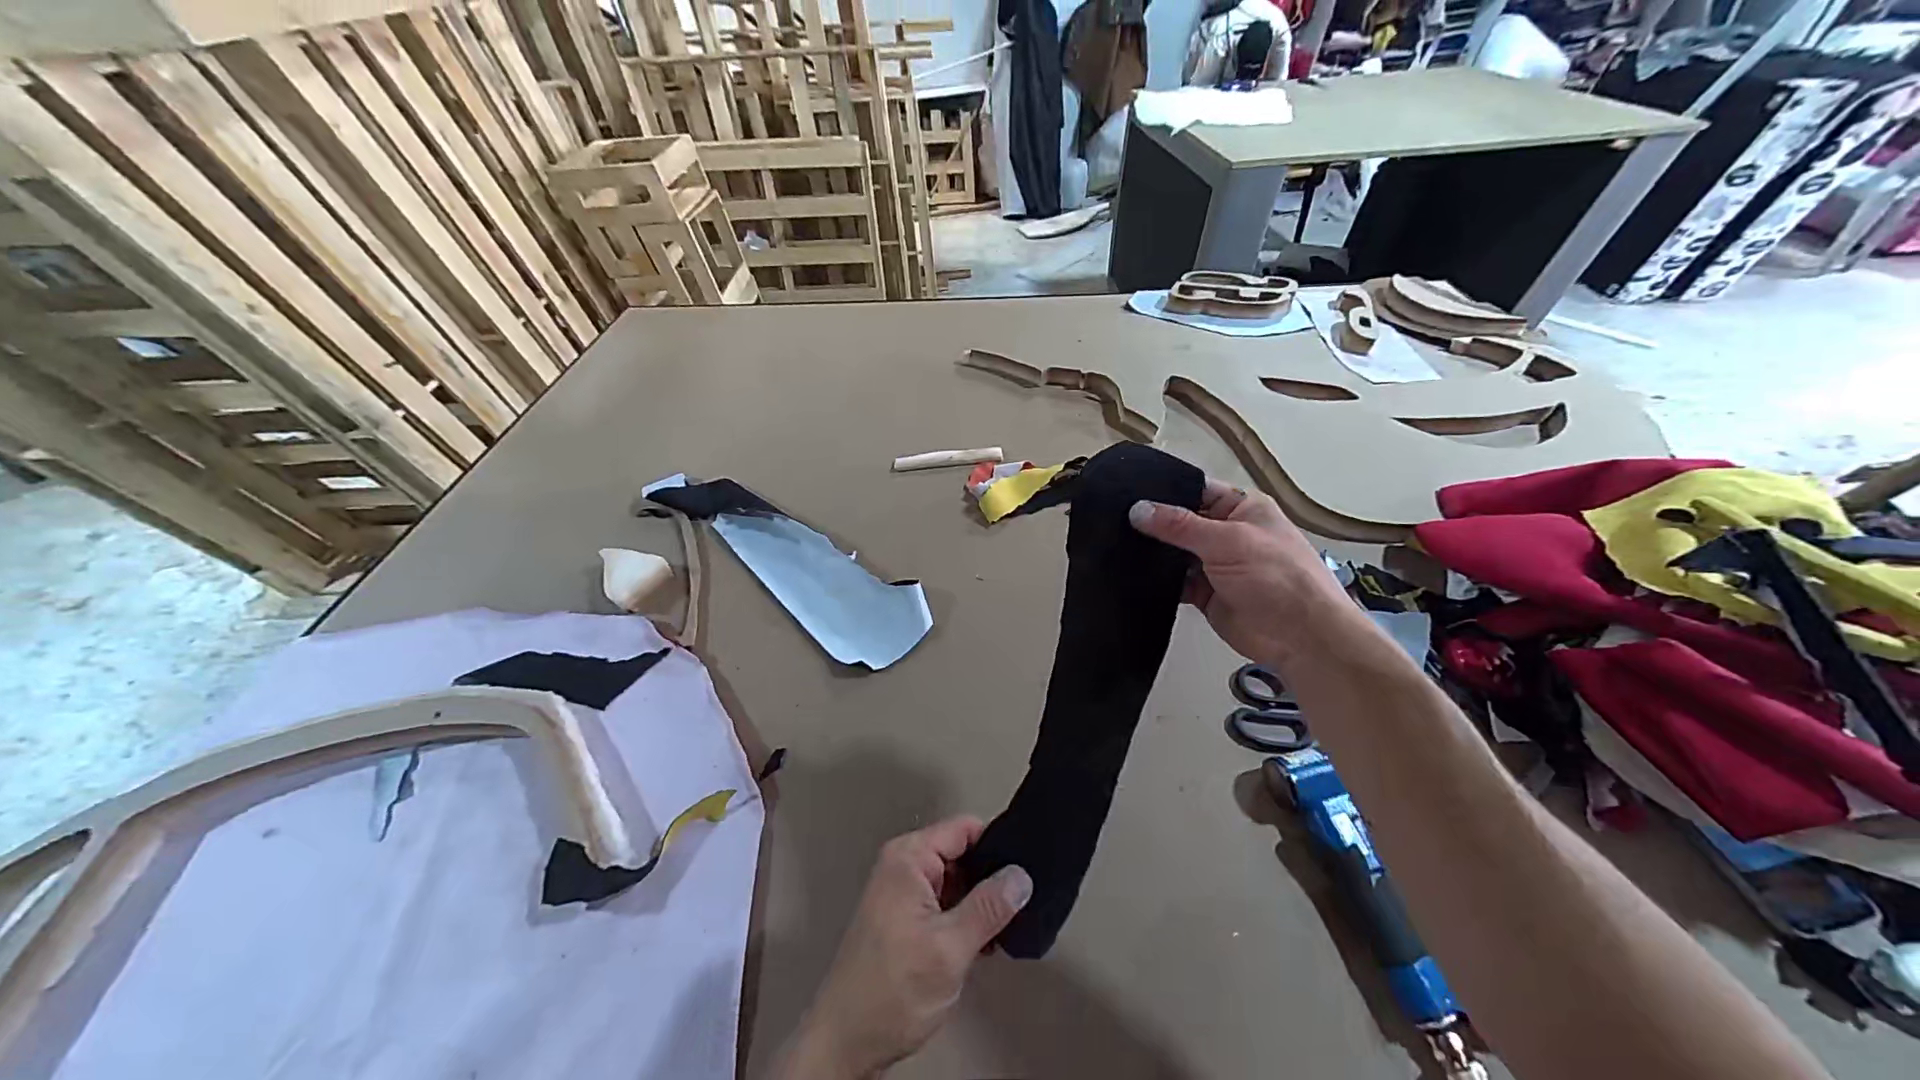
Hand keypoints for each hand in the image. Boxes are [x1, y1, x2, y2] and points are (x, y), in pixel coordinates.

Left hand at [775, 817, 1031, 1078]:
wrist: (846, 1043)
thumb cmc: (890, 993)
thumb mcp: (949, 948)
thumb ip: (988, 908)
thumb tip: (1020, 877)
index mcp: (908, 858)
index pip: (965, 829)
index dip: (998, 844)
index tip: (1028, 868)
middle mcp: (903, 866)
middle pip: (962, 853)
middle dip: (991, 877)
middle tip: (1022, 903)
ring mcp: (902, 892)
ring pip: (957, 881)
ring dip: (980, 903)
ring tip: (1007, 926)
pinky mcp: (905, 919)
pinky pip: (946, 903)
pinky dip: (966, 918)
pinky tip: (985, 942)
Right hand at [1128, 478, 1353, 669]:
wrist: (1301, 638)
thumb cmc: (1279, 579)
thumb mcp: (1228, 541)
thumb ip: (1180, 525)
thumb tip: (1139, 510)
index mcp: (1243, 509)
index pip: (1197, 490)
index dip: (1165, 492)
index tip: (1129, 495)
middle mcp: (1228, 533)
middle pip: (1181, 522)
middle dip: (1154, 525)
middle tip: (1115, 522)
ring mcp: (1216, 565)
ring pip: (1175, 554)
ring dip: (1155, 555)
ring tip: (1118, 547)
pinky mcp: (1205, 593)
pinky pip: (1175, 583)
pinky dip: (1158, 582)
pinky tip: (1134, 576)